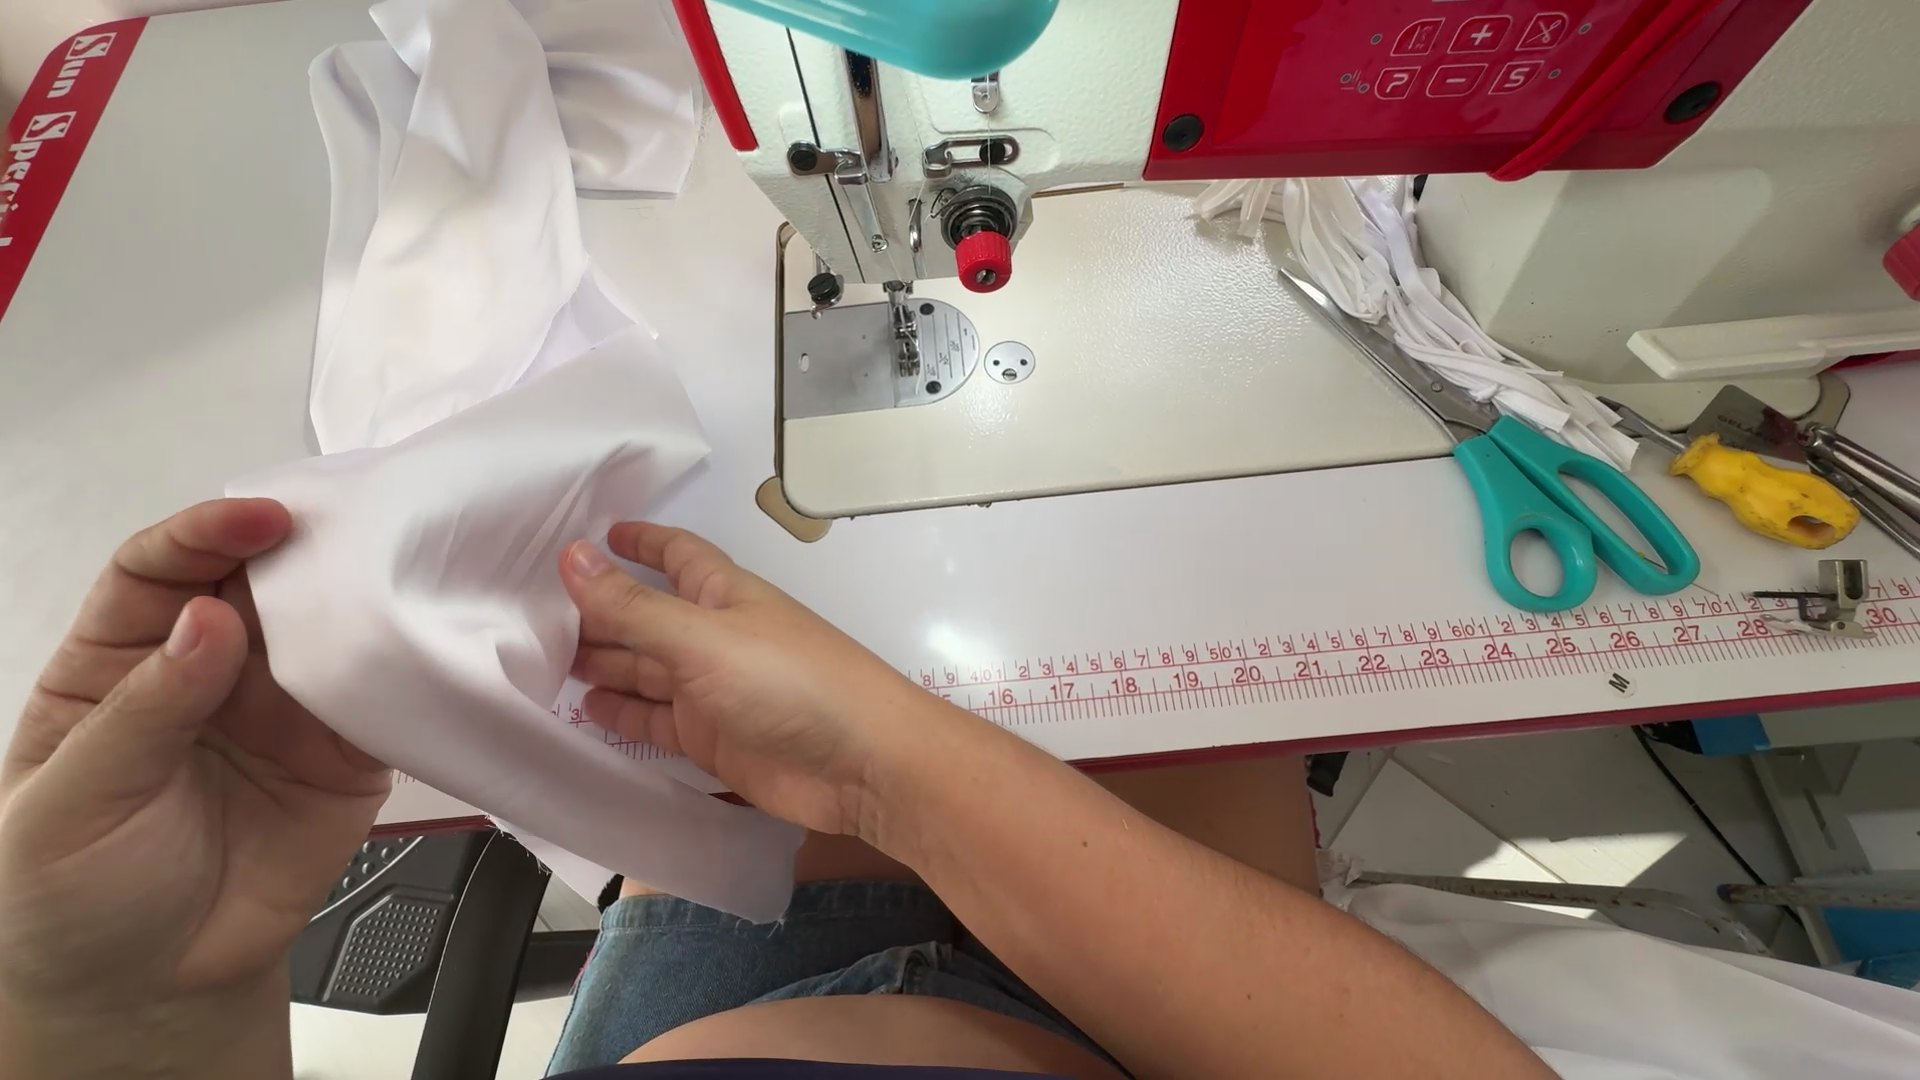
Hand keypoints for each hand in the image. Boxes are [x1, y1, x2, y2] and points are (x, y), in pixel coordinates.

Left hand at [0, 499, 390, 1072]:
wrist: (167, 979)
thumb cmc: (77, 896)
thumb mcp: (68, 806)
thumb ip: (141, 714)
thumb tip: (209, 621)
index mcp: (124, 669)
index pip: (159, 577)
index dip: (203, 536)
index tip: (256, 520)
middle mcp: (217, 671)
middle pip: (258, 585)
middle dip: (299, 549)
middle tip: (350, 527)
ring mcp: (292, 704)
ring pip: (332, 627)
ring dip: (362, 598)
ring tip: (397, 573)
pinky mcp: (354, 740)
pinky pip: (386, 690)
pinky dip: (407, 665)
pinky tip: (421, 641)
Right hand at [560, 523, 930, 836]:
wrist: (855, 763)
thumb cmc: (786, 681)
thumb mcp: (705, 638)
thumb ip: (636, 605)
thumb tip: (573, 554)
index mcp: (722, 594)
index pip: (676, 553)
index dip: (639, 541)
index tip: (588, 535)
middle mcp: (715, 636)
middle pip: (647, 615)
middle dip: (597, 611)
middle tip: (523, 613)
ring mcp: (713, 689)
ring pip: (645, 668)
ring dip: (601, 662)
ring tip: (535, 660)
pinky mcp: (711, 738)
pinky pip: (655, 719)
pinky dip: (621, 713)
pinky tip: (581, 709)